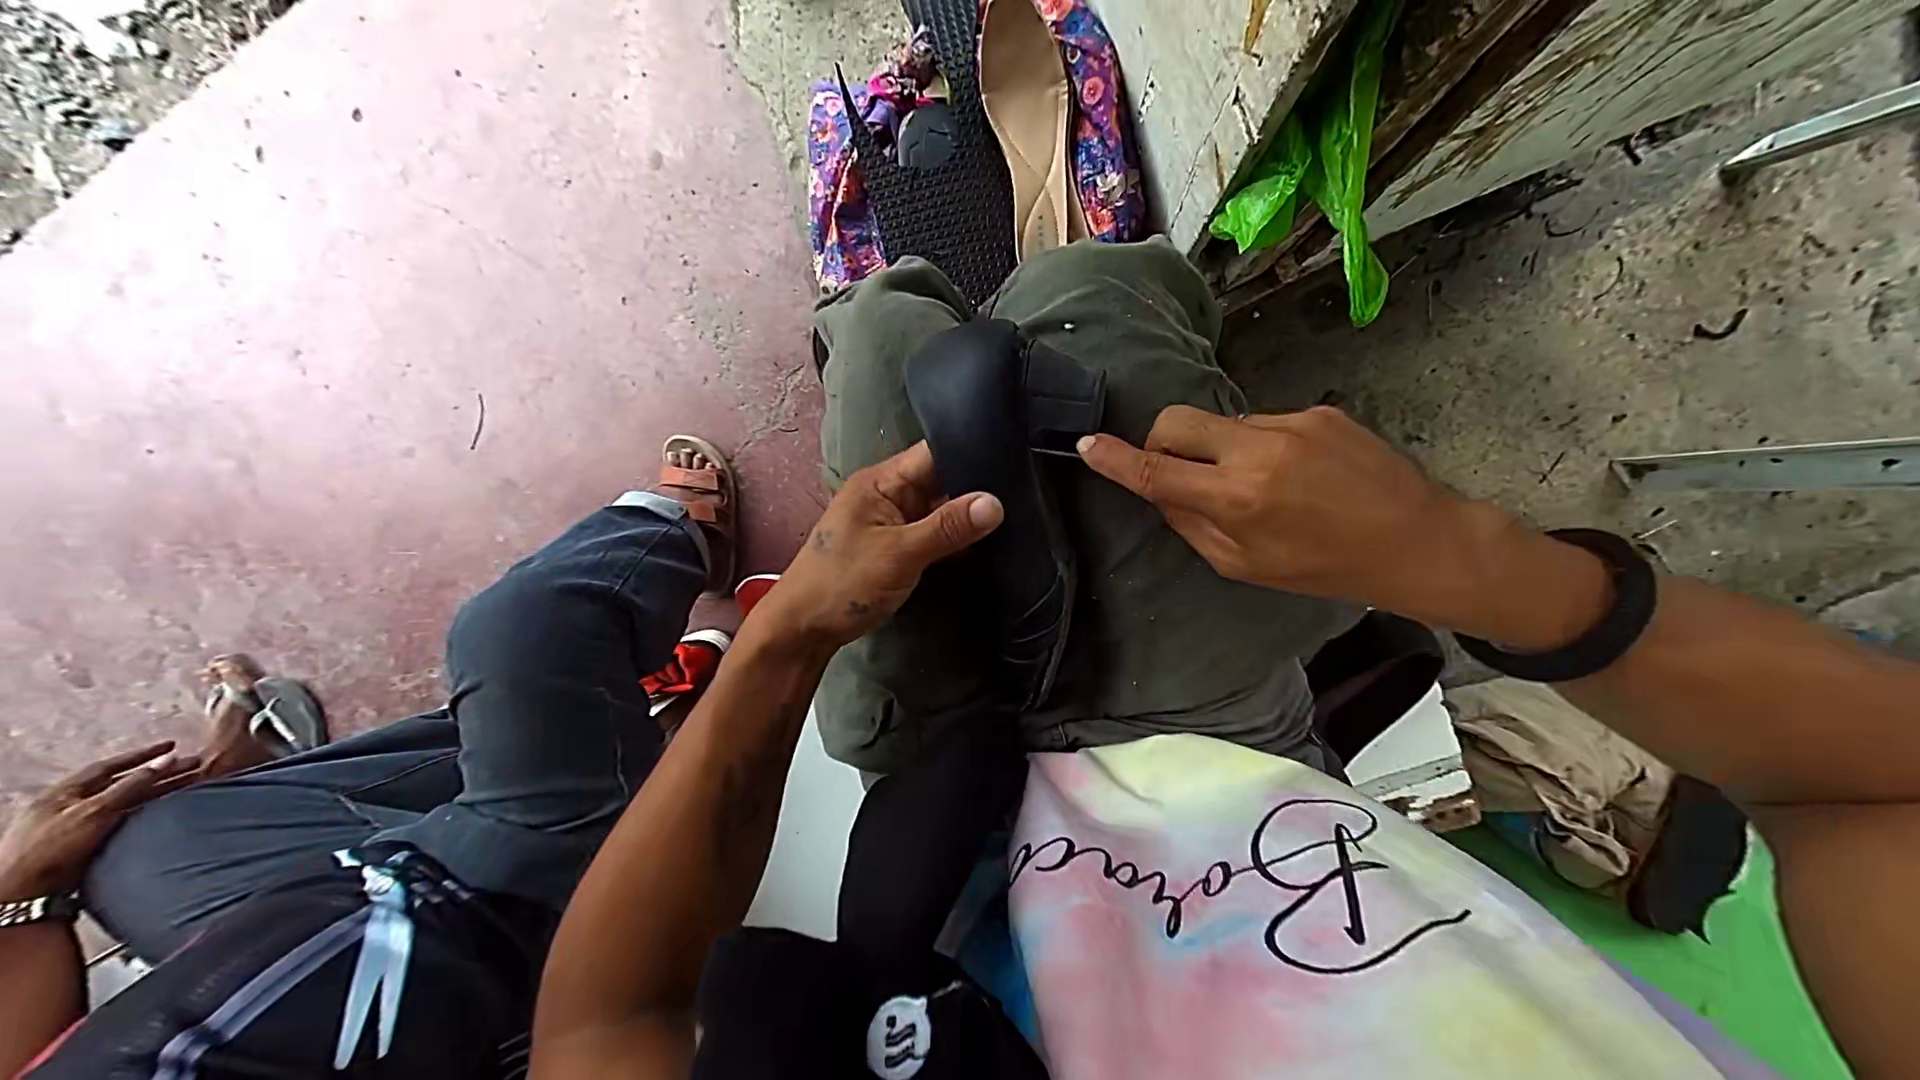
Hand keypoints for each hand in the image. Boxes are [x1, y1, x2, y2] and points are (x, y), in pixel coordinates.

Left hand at [0, 741, 201, 901]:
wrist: (26, 894)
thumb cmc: (52, 847)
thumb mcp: (94, 811)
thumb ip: (132, 784)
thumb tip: (168, 758)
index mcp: (64, 793)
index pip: (109, 766)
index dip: (143, 755)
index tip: (173, 746)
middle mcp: (73, 804)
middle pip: (124, 782)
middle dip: (161, 771)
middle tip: (195, 763)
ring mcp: (82, 823)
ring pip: (130, 798)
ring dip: (161, 788)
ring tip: (193, 780)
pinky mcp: (92, 839)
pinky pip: (129, 815)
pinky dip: (152, 806)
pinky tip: (170, 804)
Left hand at [756, 441, 1002, 648]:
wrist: (803, 628)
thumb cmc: (843, 583)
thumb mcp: (900, 554)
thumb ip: (948, 527)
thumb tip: (996, 503)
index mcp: (882, 482)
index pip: (934, 453)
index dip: (972, 451)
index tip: (1014, 459)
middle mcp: (890, 494)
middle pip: (942, 479)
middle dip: (977, 485)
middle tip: (1024, 490)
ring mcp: (894, 522)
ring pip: (941, 509)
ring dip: (969, 515)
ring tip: (1018, 511)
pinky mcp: (899, 547)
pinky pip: (935, 533)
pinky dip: (957, 538)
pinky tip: (990, 540)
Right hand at [1076, 405, 1594, 642]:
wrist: (1418, 539)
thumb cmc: (1324, 566)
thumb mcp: (1245, 565)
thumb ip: (1192, 524)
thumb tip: (1161, 490)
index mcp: (1238, 497)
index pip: (1158, 472)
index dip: (1115, 459)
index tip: (1086, 444)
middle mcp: (1259, 450)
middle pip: (1176, 421)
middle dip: (1160, 441)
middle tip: (1178, 471)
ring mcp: (1292, 423)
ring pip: (1221, 424)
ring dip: (1219, 450)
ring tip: (1262, 485)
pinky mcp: (1318, 411)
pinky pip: (1262, 423)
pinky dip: (1258, 447)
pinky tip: (1295, 474)